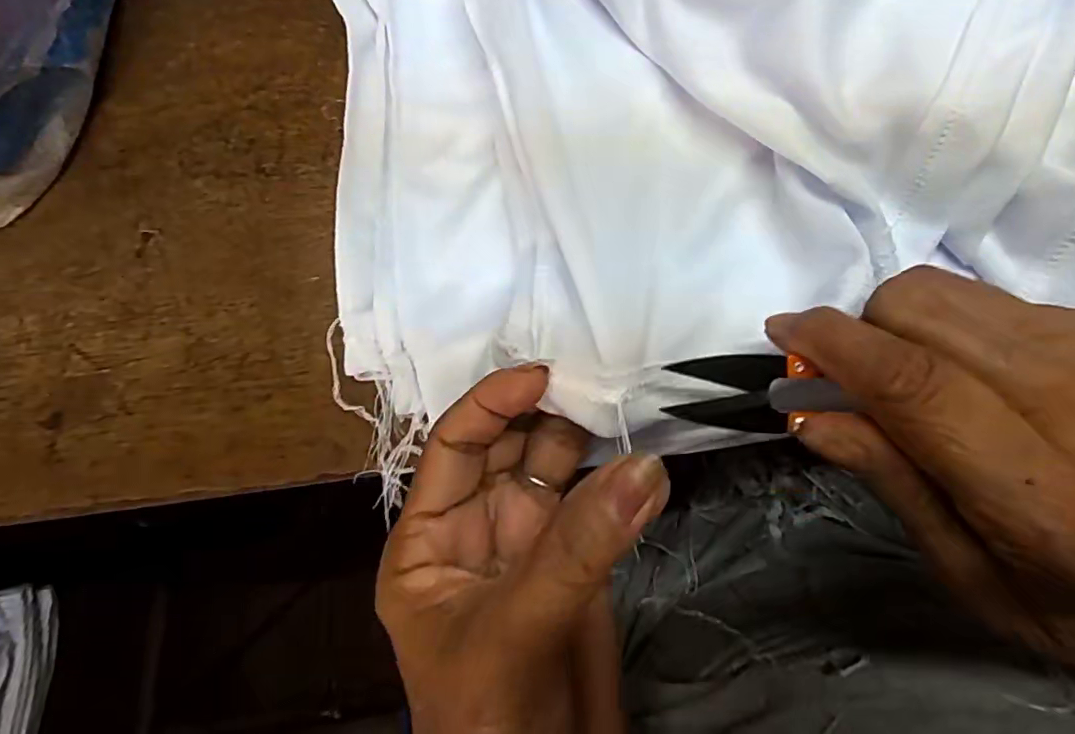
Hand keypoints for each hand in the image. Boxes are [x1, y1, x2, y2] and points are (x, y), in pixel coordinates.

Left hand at [376, 365, 670, 733]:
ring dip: (588, 430)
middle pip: (510, 443)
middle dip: (547, 407)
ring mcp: (532, 537)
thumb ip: (577, 547)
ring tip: (625, 397)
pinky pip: (598, 494)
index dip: (492, 404)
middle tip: (597, 375)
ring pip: (556, 461)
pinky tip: (643, 446)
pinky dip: (620, 468)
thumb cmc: (487, 719)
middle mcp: (479, 525)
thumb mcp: (516, 628)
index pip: (453, 446)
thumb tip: (644, 463)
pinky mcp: (580, 552)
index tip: (543, 374)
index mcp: (429, 541)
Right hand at [768, 267, 1074, 724]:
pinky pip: (982, 299)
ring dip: (899, 325)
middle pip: (924, 314)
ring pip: (944, 291)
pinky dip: (946, 327)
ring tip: (911, 381)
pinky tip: (971, 376)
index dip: (839, 347)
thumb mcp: (977, 580)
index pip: (922, 387)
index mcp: (1058, 502)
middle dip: (861, 331)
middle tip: (845, 379)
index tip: (783, 331)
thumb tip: (810, 410)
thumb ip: (893, 481)